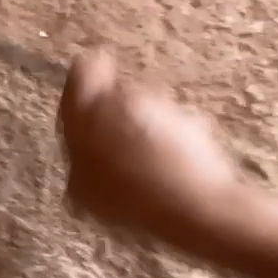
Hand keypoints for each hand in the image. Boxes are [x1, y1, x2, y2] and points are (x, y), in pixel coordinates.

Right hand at [58, 51, 247, 247]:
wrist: (199, 208)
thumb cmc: (128, 196)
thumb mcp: (83, 189)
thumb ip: (78, 163)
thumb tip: (81, 164)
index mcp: (88, 107)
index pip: (84, 69)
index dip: (86, 81)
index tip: (88, 102)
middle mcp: (124, 99)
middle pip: (116, 92)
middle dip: (115, 113)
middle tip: (115, 146)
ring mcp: (165, 109)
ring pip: (146, 108)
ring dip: (144, 128)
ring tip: (147, 164)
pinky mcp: (198, 124)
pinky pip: (175, 127)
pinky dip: (171, 143)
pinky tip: (171, 173)